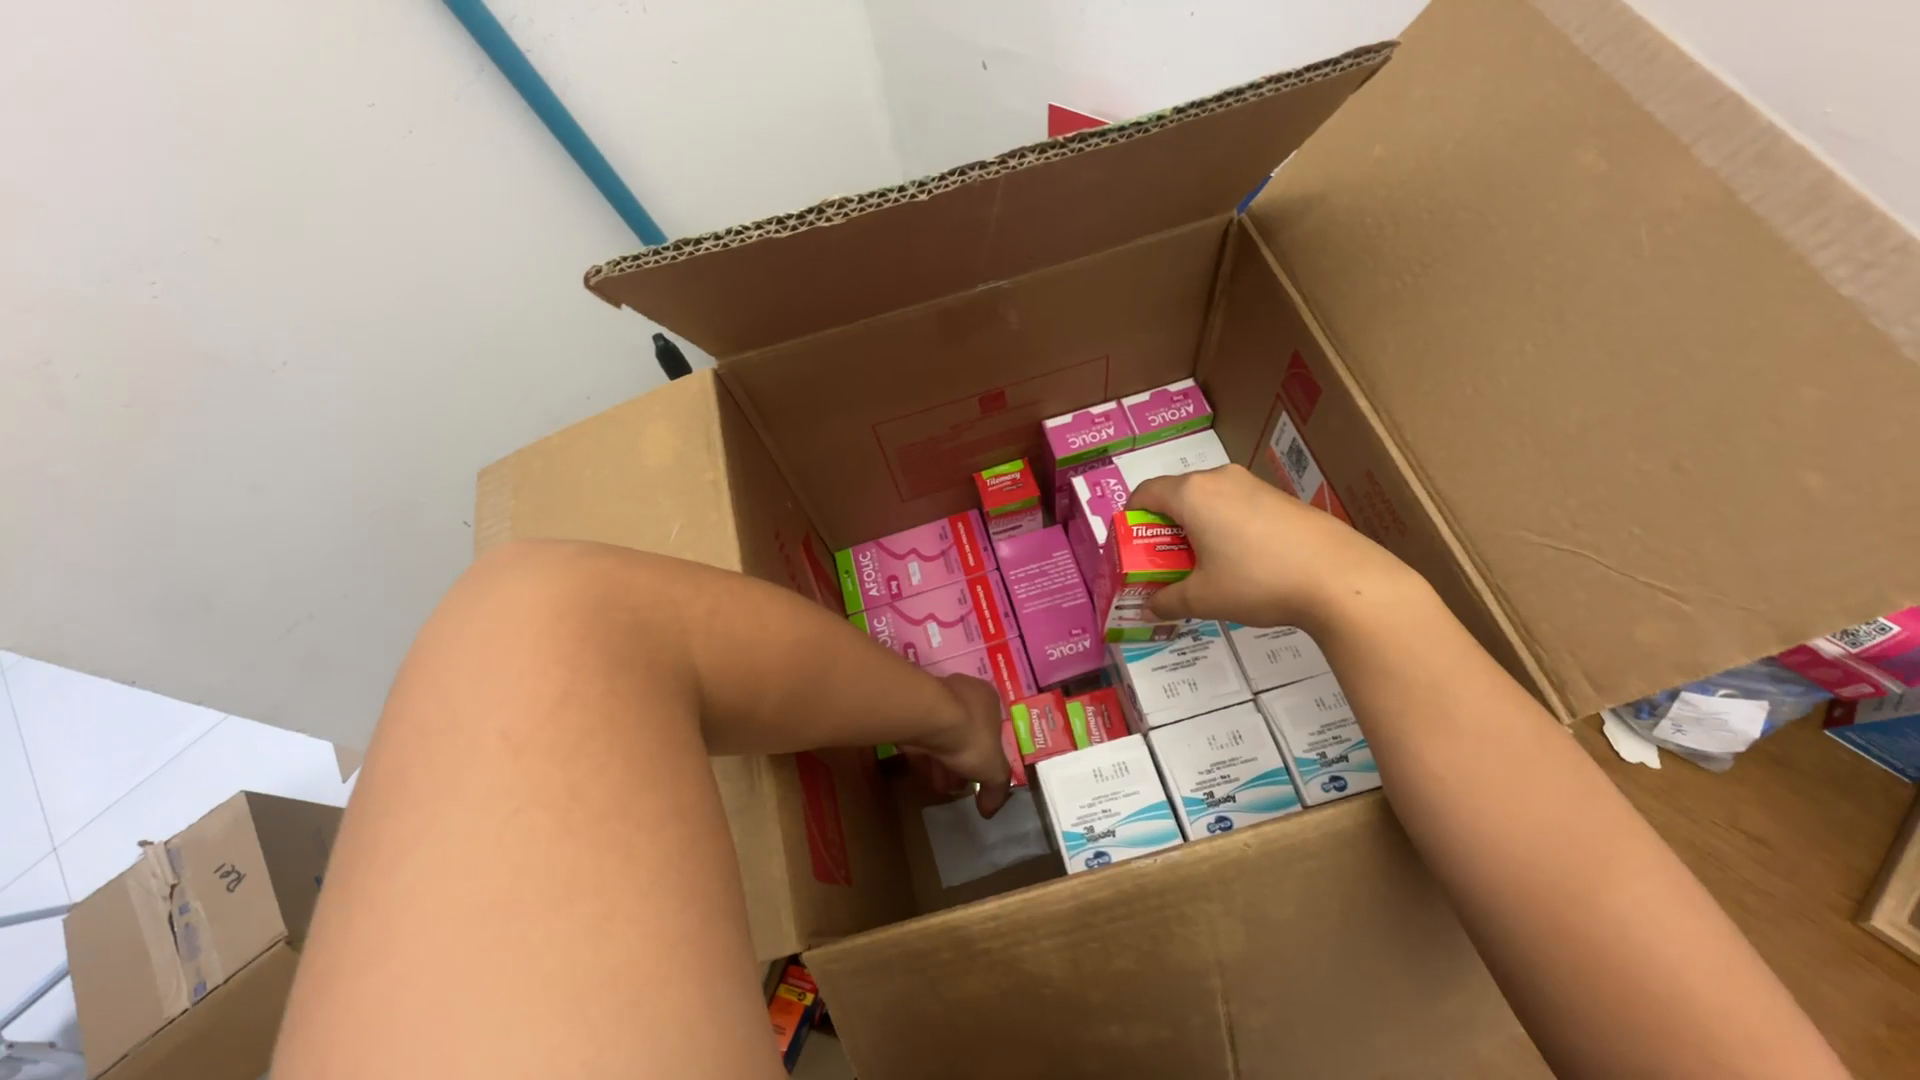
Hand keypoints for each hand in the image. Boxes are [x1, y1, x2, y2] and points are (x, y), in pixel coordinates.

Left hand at [899, 673, 1012, 816]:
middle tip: (958, 786)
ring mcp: (934, 699)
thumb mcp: (993, 768)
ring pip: (941, 736)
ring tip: (940, 788)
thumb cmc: (970, 736)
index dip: (986, 756)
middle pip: (964, 733)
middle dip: (962, 763)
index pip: (991, 730)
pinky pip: (921, 738)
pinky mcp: (911, 711)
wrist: (928, 717)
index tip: (979, 777)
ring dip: (941, 763)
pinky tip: (923, 777)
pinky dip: (923, 758)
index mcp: (987, 699)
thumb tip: (990, 808)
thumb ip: (996, 788)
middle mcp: (962, 693)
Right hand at [1127, 464, 1426, 633]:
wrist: (1341, 578)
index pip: (1144, 493)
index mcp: (1192, 494)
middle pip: (1176, 495)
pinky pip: (1237, 507)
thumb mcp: (1203, 599)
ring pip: (1209, 501)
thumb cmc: (1258, 581)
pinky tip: (1242, 564)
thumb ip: (1167, 601)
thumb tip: (1148, 608)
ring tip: (1204, 568)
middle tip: (1164, 565)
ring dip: (1195, 529)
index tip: (1131, 549)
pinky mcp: (1282, 499)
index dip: (1130, 520)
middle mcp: (1220, 479)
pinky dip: (1225, 529)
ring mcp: (1254, 485)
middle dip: (1163, 529)